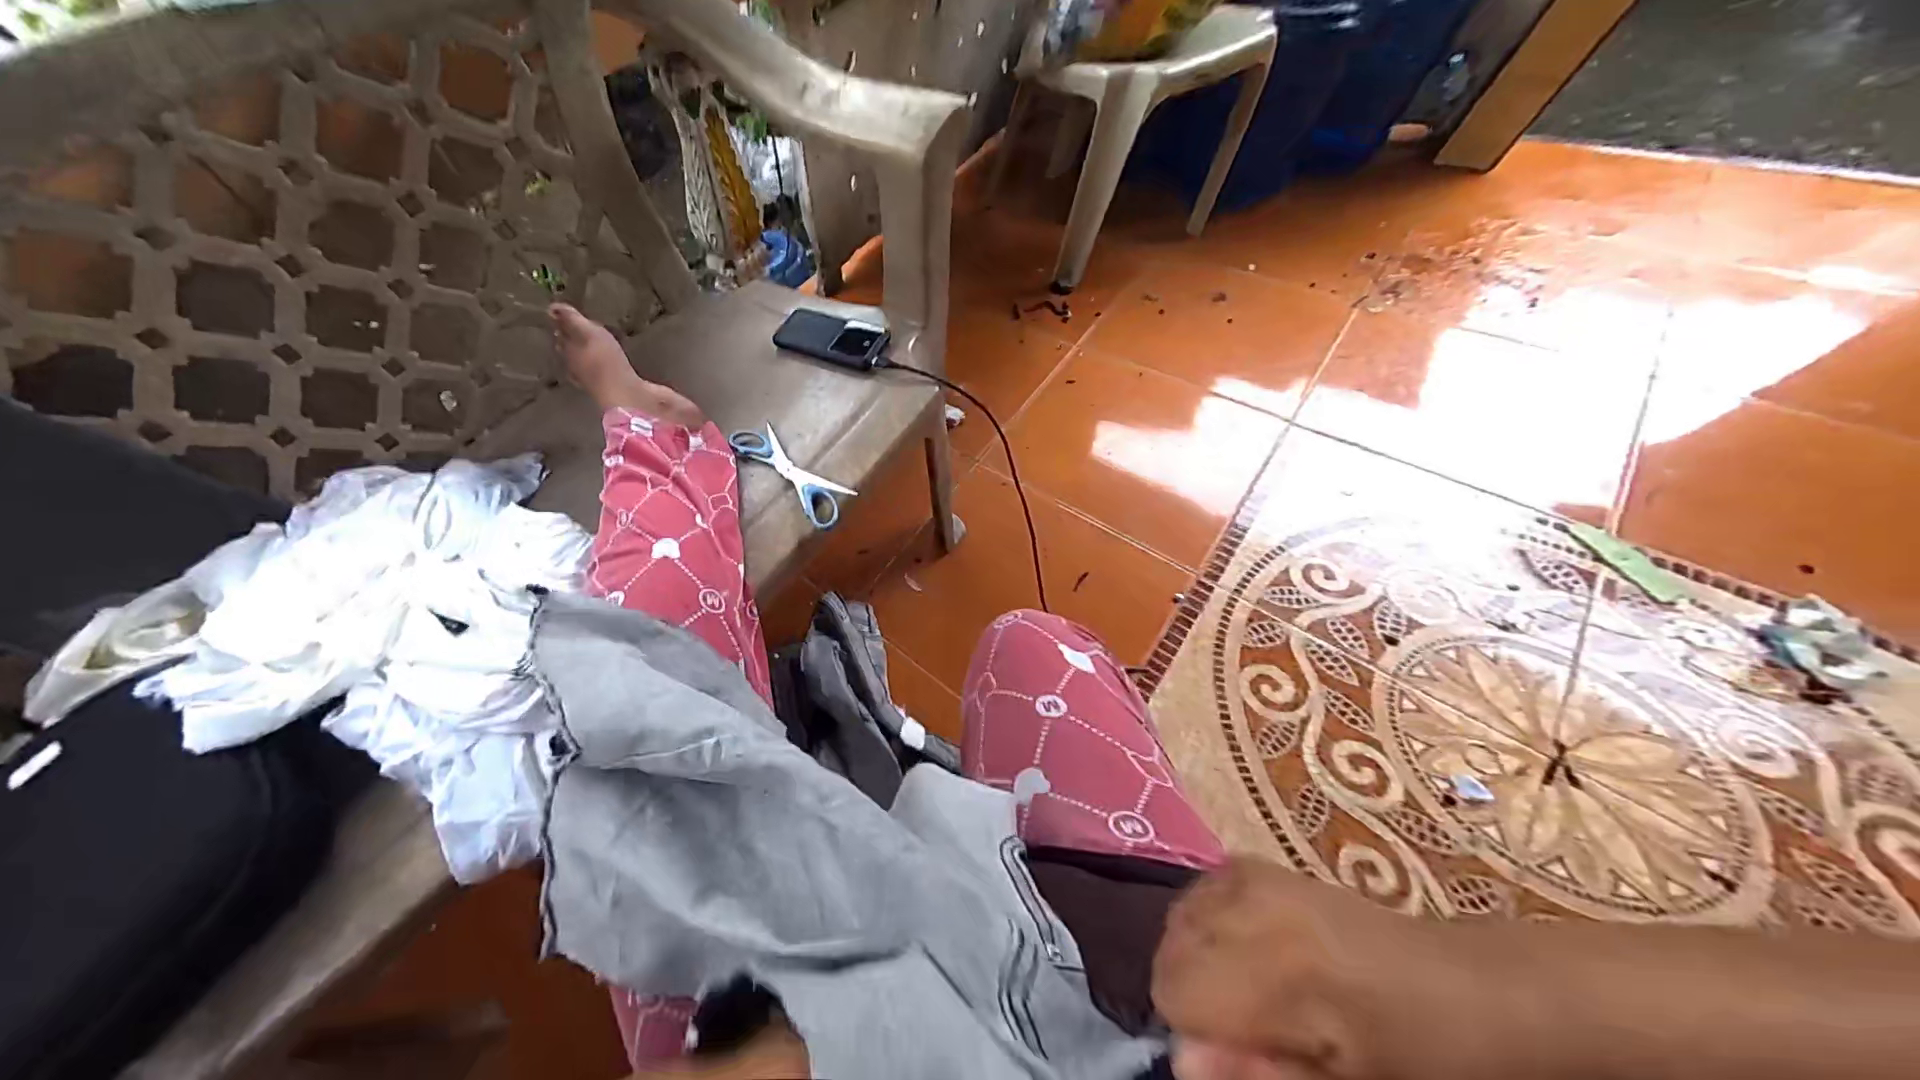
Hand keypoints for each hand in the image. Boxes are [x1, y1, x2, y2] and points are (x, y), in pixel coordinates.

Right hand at [1152, 859, 1542, 1079]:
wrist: (1472, 989)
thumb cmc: (1420, 1058)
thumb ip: (1261, 1076)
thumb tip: (1181, 1062)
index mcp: (1281, 966)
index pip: (1172, 988)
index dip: (1195, 1033)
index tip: (1240, 1053)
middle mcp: (1253, 903)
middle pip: (1169, 949)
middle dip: (1191, 995)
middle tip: (1252, 1029)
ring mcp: (1253, 874)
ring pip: (1177, 920)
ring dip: (1195, 960)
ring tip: (1250, 991)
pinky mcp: (1256, 863)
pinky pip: (1198, 894)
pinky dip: (1205, 925)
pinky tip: (1246, 951)